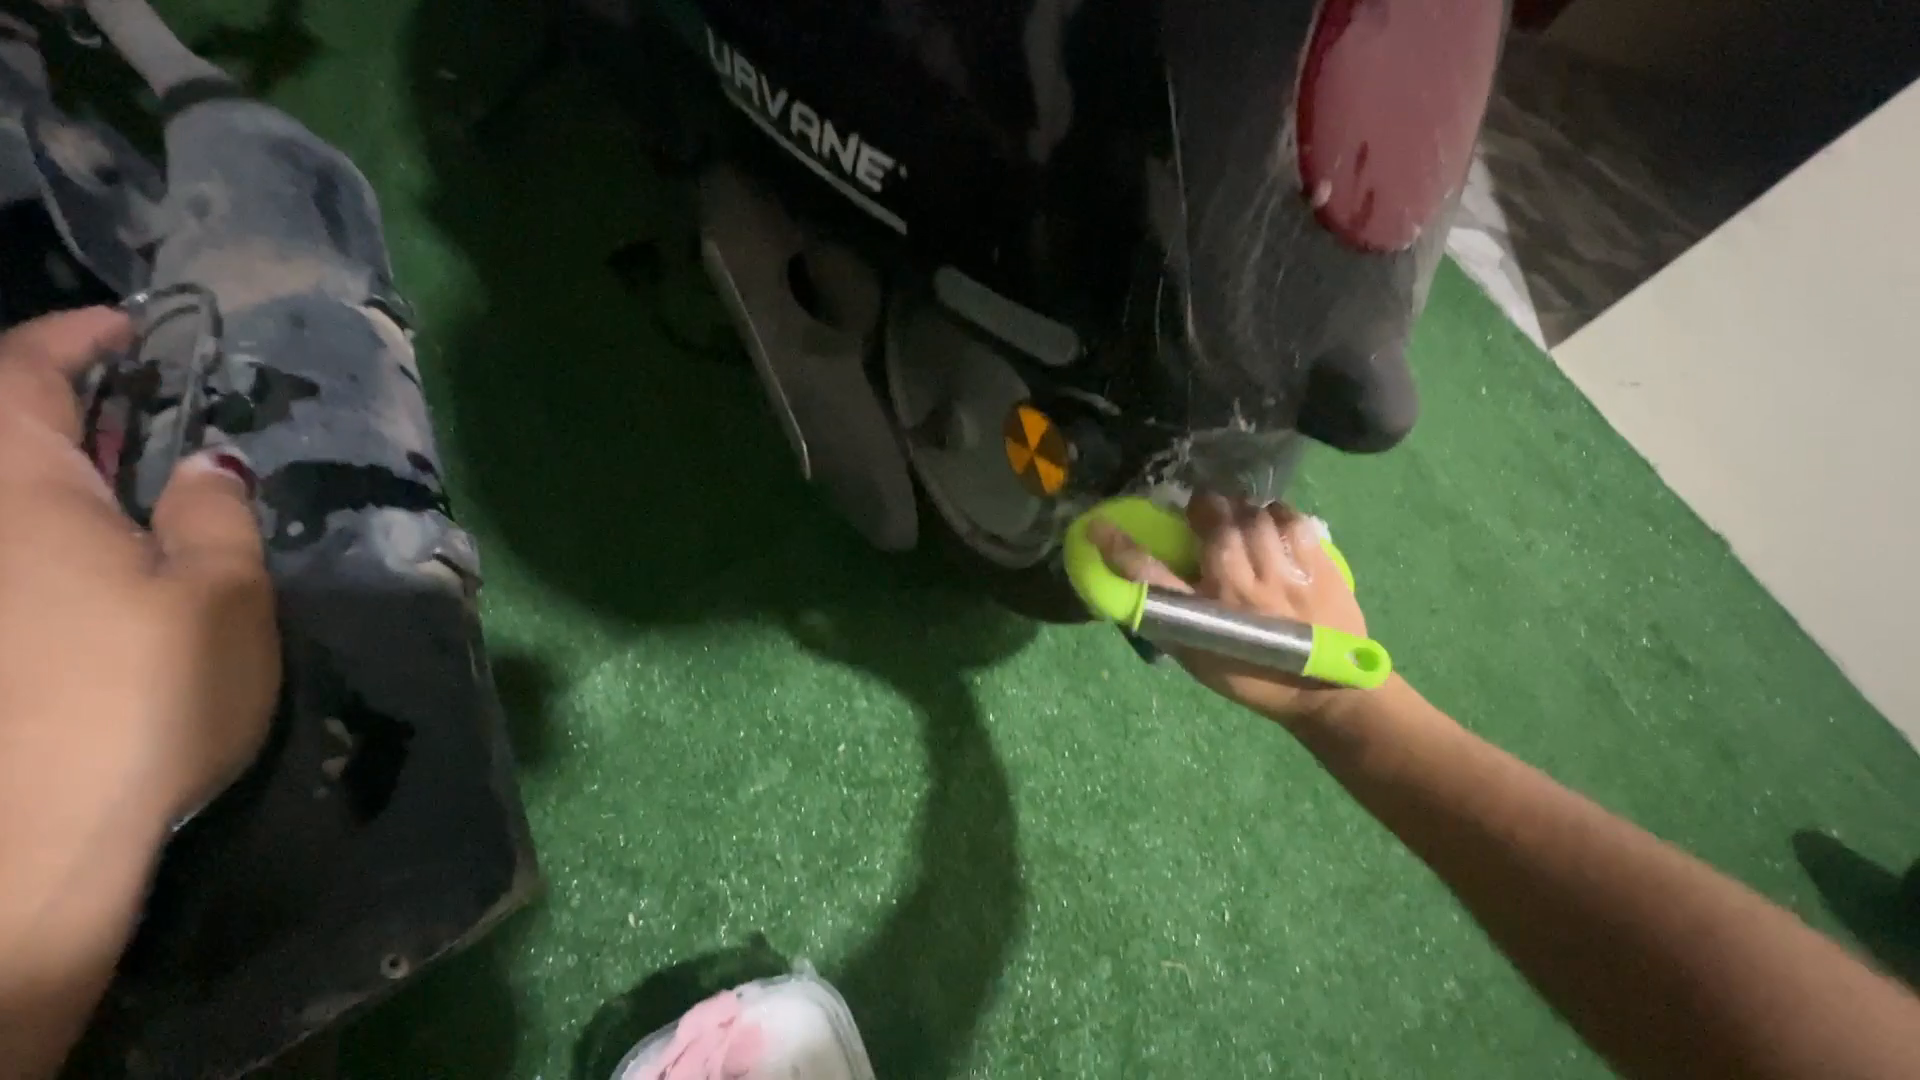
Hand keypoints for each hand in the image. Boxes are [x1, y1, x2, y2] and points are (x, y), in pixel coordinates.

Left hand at [0, 307, 278, 840]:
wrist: (39, 836)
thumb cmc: (146, 695)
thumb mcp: (219, 596)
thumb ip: (213, 514)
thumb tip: (207, 461)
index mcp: (19, 490)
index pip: (19, 373)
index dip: (73, 336)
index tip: (135, 328)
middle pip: (3, 429)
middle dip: (68, 399)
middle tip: (154, 407)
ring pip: (11, 490)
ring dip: (64, 463)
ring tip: (139, 473)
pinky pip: (15, 540)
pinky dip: (55, 518)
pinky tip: (110, 543)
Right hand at [1087, 495, 1370, 728]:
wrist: (1327, 692)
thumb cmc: (1253, 679)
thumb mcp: (1200, 660)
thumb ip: (1172, 623)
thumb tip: (1138, 589)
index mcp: (1205, 619)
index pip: (1151, 575)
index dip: (1119, 548)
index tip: (1098, 527)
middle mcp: (1240, 591)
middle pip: (1214, 527)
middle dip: (1203, 507)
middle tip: (1200, 509)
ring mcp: (1283, 576)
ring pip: (1253, 518)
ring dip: (1240, 508)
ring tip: (1238, 514)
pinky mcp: (1318, 567)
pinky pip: (1291, 521)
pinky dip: (1277, 514)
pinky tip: (1271, 523)